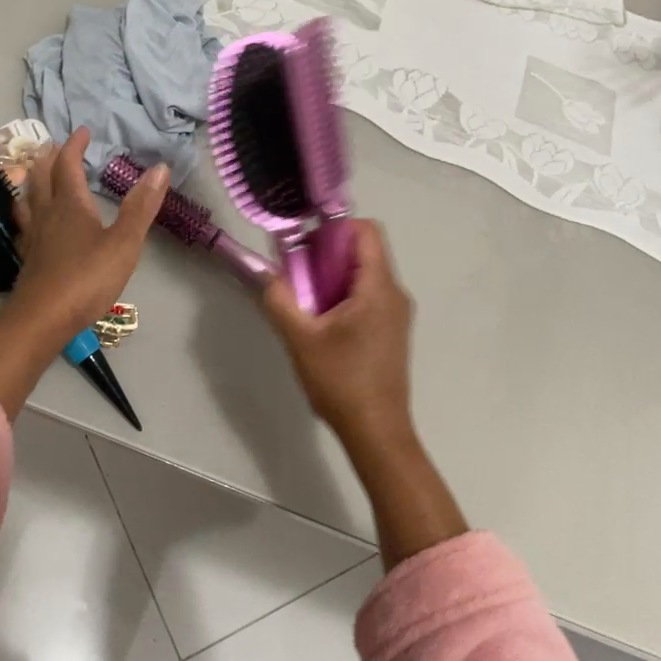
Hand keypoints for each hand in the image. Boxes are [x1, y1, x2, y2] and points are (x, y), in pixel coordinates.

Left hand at [7, 127, 168, 344]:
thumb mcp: (123, 244)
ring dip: (32, 181)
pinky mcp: (27, 259)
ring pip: (27, 199)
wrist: (42, 319)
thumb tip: (160, 168)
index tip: (82, 132)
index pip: (67, 166)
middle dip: (49, 158)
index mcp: (70, 205)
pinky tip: (29, 223)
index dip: (73, 146)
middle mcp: (46, 215)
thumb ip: (140, 207)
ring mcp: (32, 237)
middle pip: (41, 177)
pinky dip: (26, 213)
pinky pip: (23, 225)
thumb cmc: (86, 279)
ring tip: (35, 175)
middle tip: (54, 146)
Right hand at [263, 221, 465, 564]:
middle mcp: (395, 294)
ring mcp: (397, 315)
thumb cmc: (341, 381)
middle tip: (296, 279)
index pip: (366, 231)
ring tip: (305, 306)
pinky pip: (367, 298)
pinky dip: (343, 299)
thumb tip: (263, 272)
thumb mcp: (300, 339)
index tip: (303, 247)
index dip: (333, 228)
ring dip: (332, 280)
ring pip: (363, 276)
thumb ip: (279, 299)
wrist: (377, 431)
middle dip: (326, 256)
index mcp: (379, 287)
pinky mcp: (392, 333)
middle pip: (363, 252)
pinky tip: (322, 327)